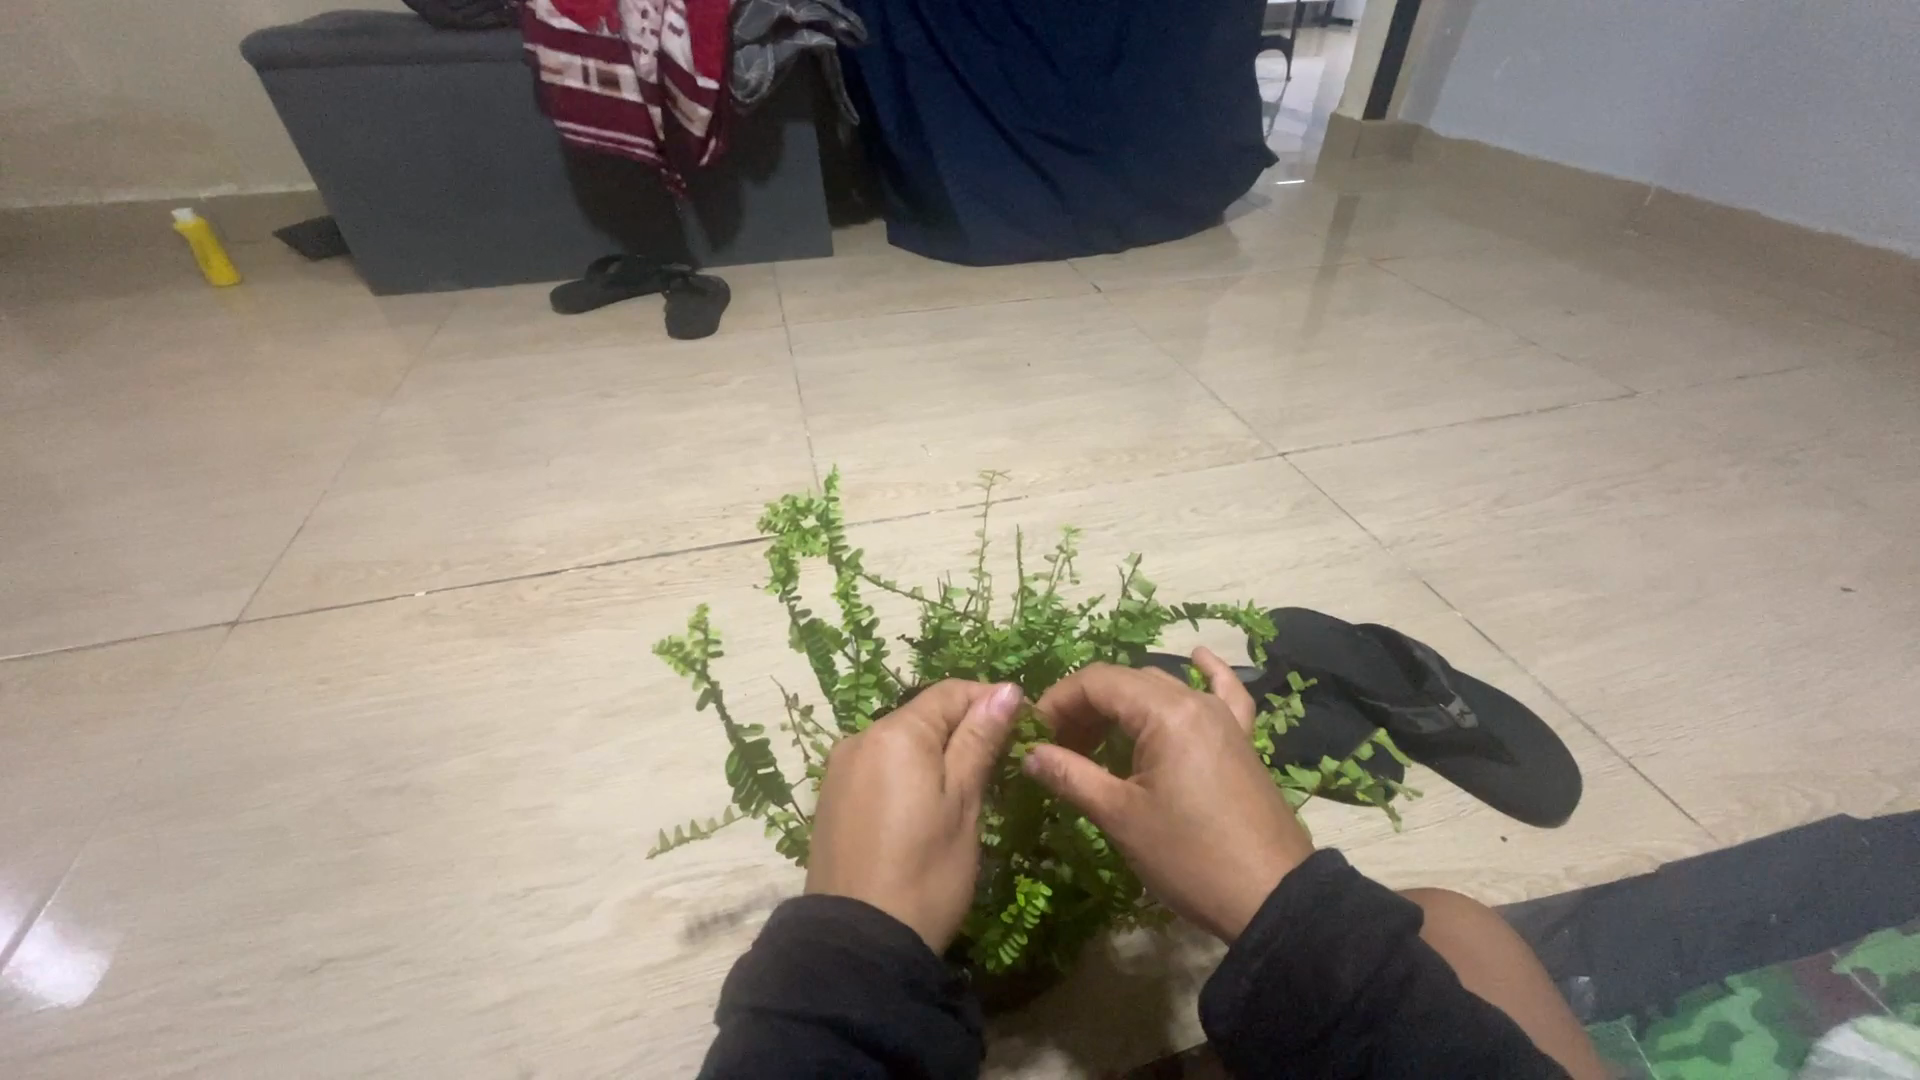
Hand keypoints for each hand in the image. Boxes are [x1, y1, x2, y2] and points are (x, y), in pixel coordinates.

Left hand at [805, 680, 1021, 951]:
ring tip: (968, 790)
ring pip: (900, 742)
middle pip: (923, 715)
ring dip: (936, 753)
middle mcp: (860, 737)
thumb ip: (979, 740)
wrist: (859, 947)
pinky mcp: (832, 798)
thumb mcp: (963, 803)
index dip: (989, 700)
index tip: (1024, 725)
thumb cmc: (926, 872)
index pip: (950, 692)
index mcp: (896, 732)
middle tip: (1000, 764)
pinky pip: (879, 767)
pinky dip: (908, 774)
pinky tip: (925, 808)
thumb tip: (1006, 689)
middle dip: (963, 728)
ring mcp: (840, 769)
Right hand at [1023, 648, 1313, 941]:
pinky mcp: (1240, 739)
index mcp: (1165, 713)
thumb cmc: (1190, 857)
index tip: (1034, 734)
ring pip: (1161, 687)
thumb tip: (1029, 753)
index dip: (1058, 701)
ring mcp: (1223, 718)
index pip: (1097, 682)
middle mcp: (1195, 701)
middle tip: (1058, 747)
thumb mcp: (1121, 817)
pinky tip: (1197, 656)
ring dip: (1122, 704)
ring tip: (1094, 738)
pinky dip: (1205, 673)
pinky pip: (1223, 693)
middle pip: (1126, 682)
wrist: (1273, 901)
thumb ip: (1071, 775)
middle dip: (1084, 707)